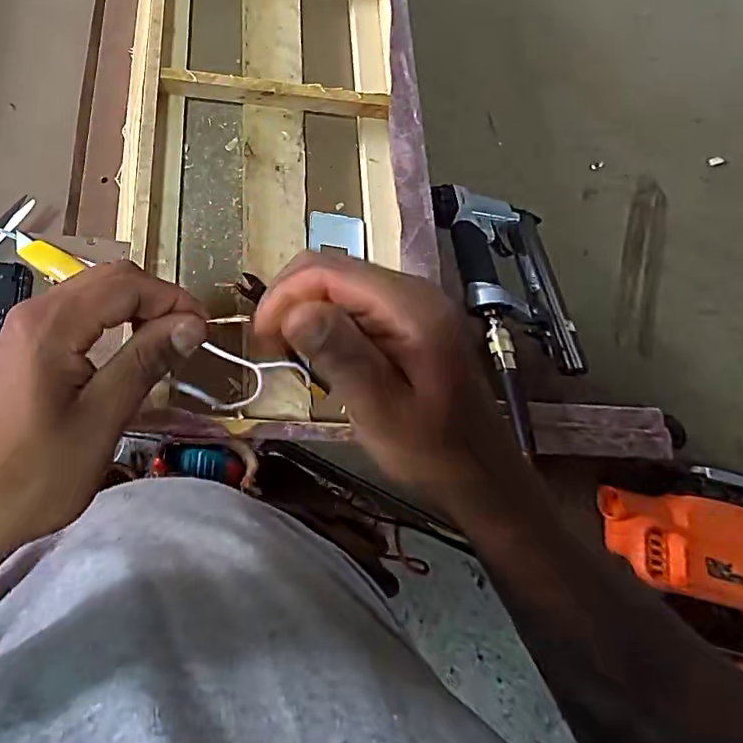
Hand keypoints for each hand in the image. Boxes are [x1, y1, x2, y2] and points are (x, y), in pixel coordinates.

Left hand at [0, 261, 206, 571]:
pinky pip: (74, 314)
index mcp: (51, 323)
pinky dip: (109, 320)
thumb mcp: (100, 420)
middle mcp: (34, 311)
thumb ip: (145, 361)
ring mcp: (23, 327)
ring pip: (92, 293)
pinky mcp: (21, 346)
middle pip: (109, 278)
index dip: (172, 299)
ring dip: (133, 307)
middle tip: (189, 335)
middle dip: (155, 298)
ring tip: (165, 343)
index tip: (205, 330)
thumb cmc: (34, 476)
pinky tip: (125, 350)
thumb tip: (192, 324)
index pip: (126, 284)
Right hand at [252, 252, 530, 511]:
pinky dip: (324, 317)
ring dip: (303, 307)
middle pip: (331, 267)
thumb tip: (294, 310)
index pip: (327, 270)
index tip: (260, 339)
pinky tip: (317, 350)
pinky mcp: (407, 316)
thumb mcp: (381, 410)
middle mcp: (413, 290)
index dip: (284, 295)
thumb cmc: (432, 452)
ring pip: (338, 281)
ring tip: (286, 349)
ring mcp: (412, 300)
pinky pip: (353, 300)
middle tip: (268, 346)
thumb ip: (342, 355)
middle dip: (289, 298)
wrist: (483, 475)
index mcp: (410, 307)